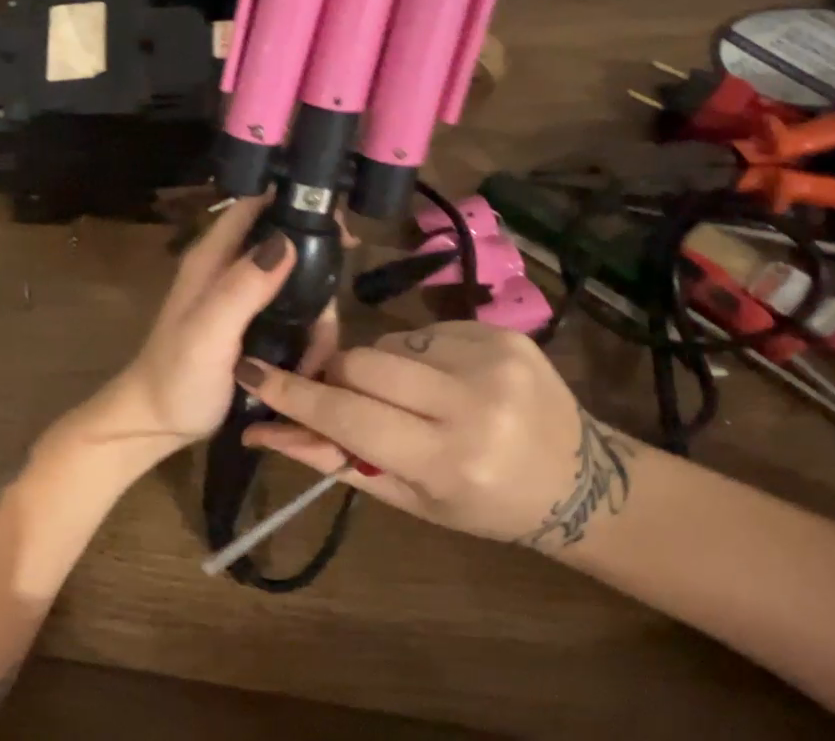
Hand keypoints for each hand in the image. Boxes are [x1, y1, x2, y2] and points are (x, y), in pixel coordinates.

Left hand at [96, 193, 340, 450]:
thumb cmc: (177, 376)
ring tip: (321, 346)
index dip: (293, 202)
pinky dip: (309, 331)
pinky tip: (314, 357)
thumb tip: (286, 241)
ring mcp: (240, 300)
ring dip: (317, 310)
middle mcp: (226, 270)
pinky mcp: (251, 327)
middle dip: (318, 266)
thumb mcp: (210, 331)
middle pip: (284, 243)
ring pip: (296, 283)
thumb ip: (243, 287)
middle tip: (336, 301)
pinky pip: (293, 315)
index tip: (338, 220)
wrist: (157, 423)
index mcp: (211, 259)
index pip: (253, 206)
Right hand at [236, 321, 634, 550]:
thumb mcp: (403, 496)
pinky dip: (414, 355)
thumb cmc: (483, 503)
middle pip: (359, 362)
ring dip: (379, 367)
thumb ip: (328, 458)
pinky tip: (441, 381)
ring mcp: (493, 360)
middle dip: (337, 376)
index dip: (291, 392)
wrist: (586, 483)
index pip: (347, 414)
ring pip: (385, 343)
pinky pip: (419, 331)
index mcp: (449, 457)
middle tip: (346, 399)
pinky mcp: (502, 333)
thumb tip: (256, 429)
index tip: (248, 371)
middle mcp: (473, 403)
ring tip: (411, 398)